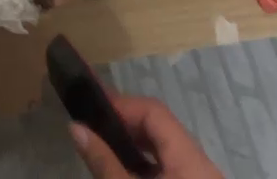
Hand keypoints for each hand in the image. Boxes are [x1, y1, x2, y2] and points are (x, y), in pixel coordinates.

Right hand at [72, 95, 222, 178]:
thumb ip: (104, 161)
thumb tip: (75, 127)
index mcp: (190, 158)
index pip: (154, 111)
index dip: (121, 105)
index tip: (92, 112)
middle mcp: (202, 164)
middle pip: (160, 127)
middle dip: (124, 124)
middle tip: (92, 126)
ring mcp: (201, 178)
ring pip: (165, 148)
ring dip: (133, 144)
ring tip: (104, 148)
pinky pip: (171, 167)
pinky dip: (146, 163)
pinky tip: (126, 171)